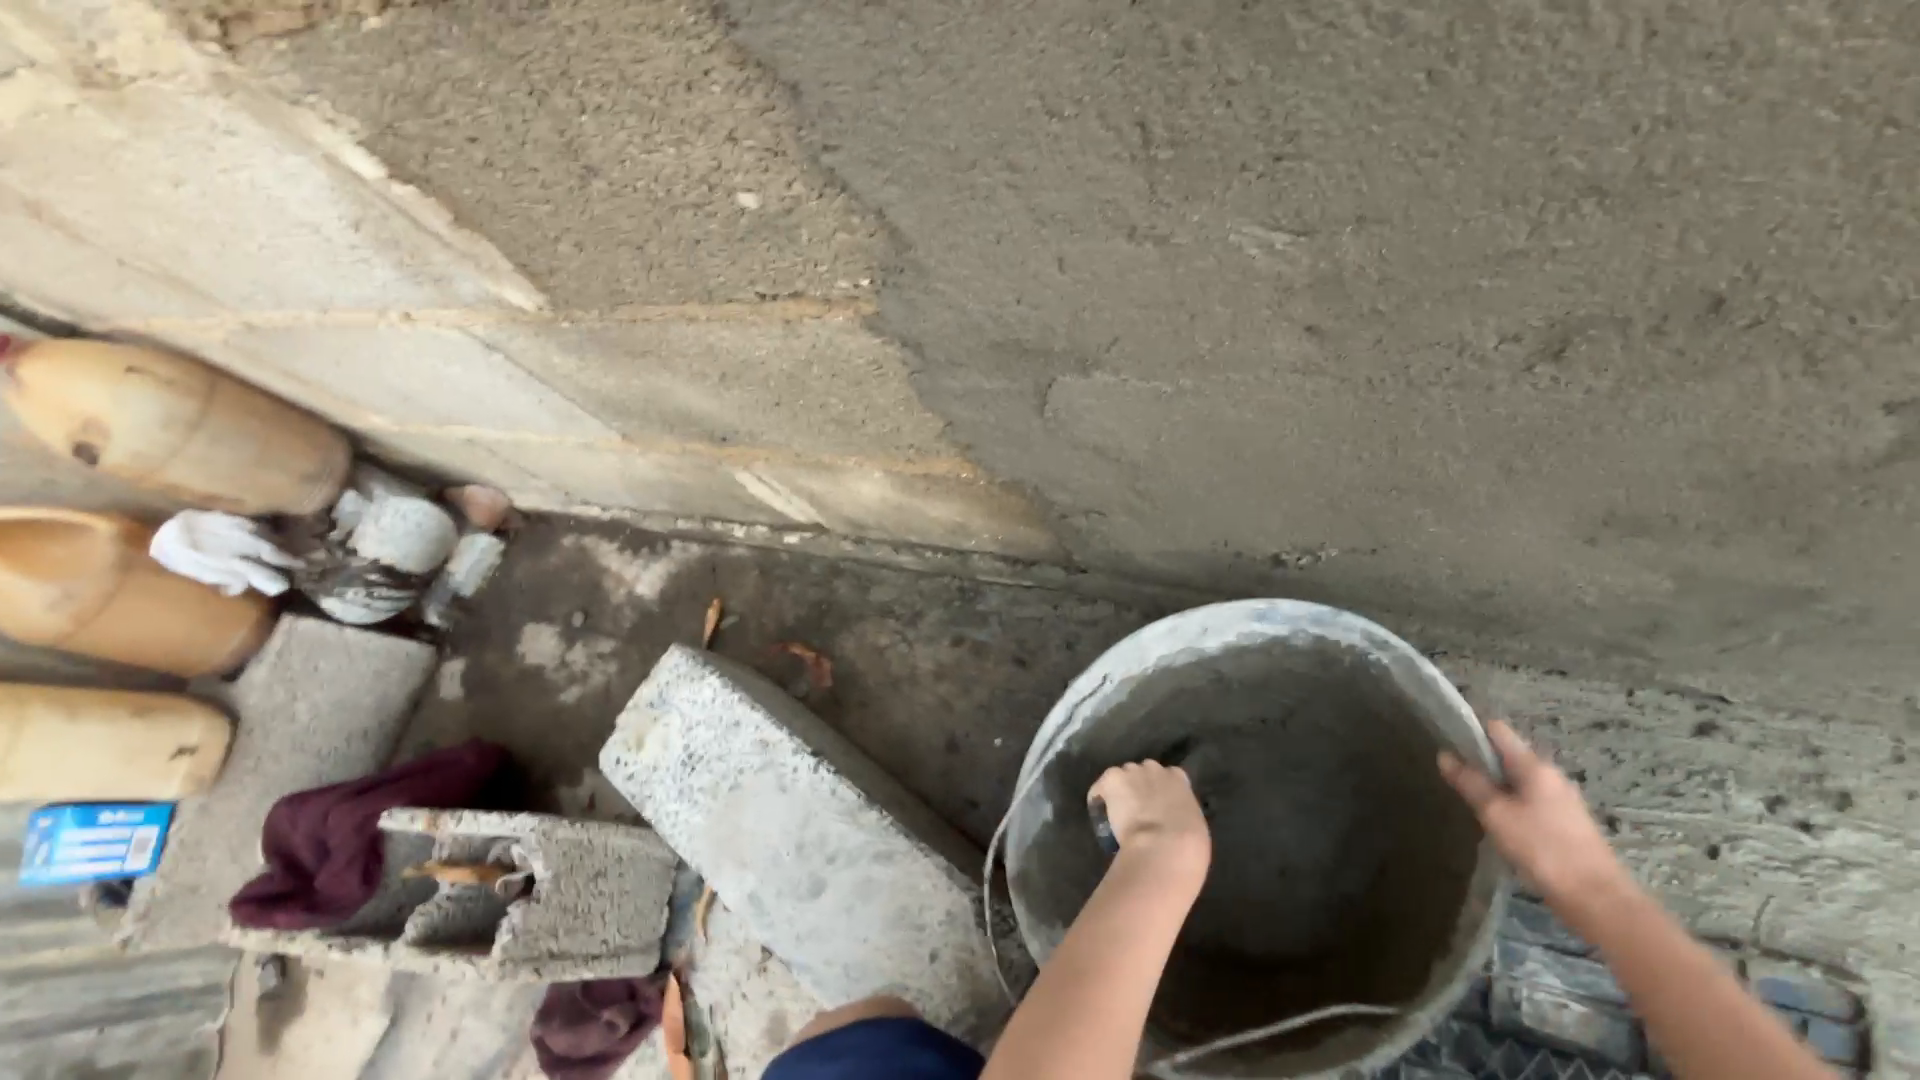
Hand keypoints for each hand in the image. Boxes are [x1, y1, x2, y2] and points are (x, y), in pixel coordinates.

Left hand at [1088, 761, 1210, 877]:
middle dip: (1138, 787)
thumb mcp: (1194, 822)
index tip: (1156, 805)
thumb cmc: (1188, 842)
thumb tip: (1172, 819)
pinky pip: (1100, 788)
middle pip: (1141, 772)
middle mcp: (1154, 768)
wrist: (1166, 844)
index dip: (1159, 790)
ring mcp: (1131, 771)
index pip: (1167, 775)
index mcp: (1178, 778)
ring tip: (1116, 814)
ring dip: (1119, 792)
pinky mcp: (1112, 779)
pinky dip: (1098, 800)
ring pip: (1121, 778)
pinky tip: (1100, 816)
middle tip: (1136, 809)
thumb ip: (1181, 812)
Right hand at [1438, 720, 1628, 904]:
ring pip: (1519, 781)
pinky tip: (1498, 824)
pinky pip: (1530, 801)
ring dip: (1495, 786)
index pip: (1498, 731)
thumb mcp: (1496, 814)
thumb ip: (1470, 783)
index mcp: (1535, 767)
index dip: (1471, 731)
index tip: (1446, 742)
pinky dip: (1510, 804)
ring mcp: (1562, 800)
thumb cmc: (1542, 848)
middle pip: (1508, 756)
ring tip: (1471, 802)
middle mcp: (1551, 776)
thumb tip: (1445, 756)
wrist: (1596, 898)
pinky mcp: (1566, 822)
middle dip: (1480, 763)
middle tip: (1453, 779)